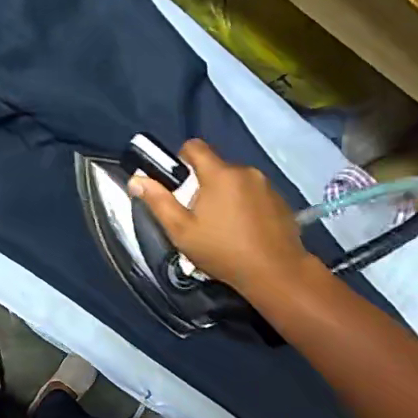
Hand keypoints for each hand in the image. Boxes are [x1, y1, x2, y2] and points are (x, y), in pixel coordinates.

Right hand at [128, 139, 313, 294]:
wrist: (274, 271)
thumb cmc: (222, 251)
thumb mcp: (181, 231)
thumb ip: (158, 202)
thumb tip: (136, 180)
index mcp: (219, 174)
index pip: (195, 146)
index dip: (181, 159)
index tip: (178, 183)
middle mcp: (245, 171)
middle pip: (216, 168)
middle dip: (204, 185)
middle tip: (198, 217)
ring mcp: (267, 185)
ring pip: (237, 182)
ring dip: (226, 196)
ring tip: (223, 227)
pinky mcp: (281, 201)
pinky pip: (255, 194)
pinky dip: (246, 206)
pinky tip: (245, 232)